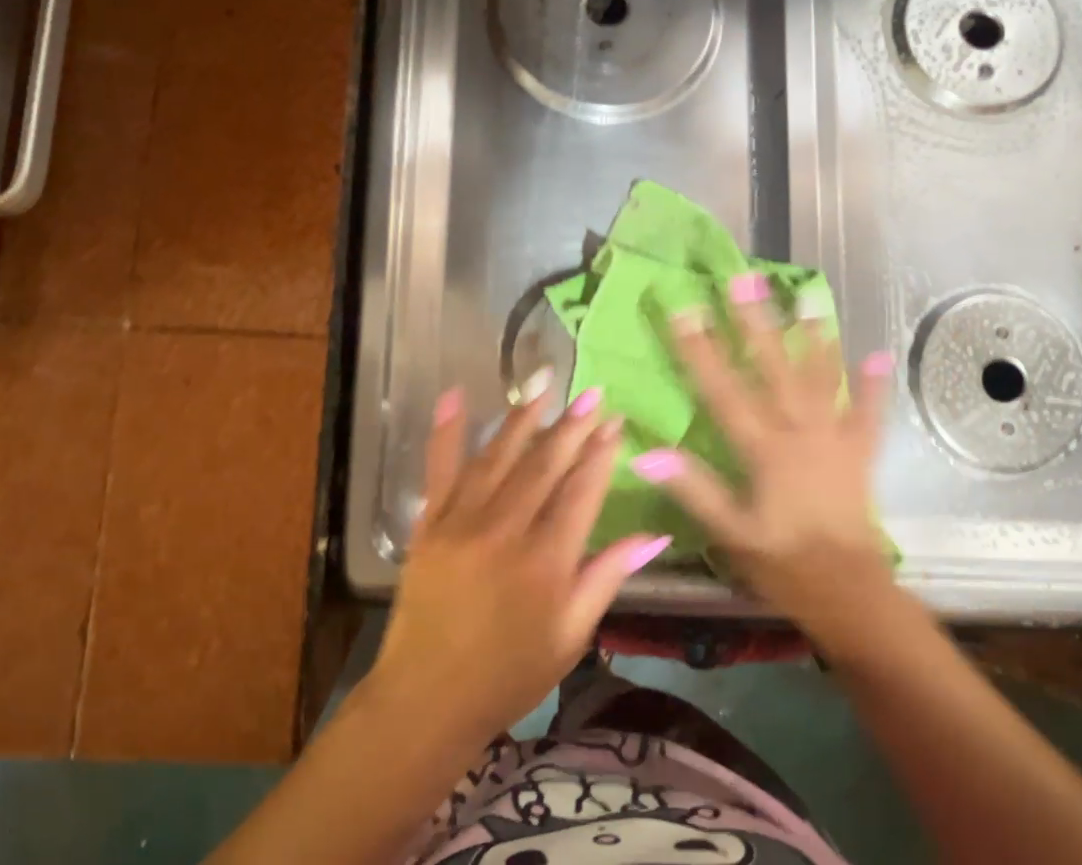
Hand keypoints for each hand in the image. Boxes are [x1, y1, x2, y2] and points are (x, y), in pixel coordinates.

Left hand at [366, 374, 671, 741]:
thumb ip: (606, 578)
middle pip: (543, 465)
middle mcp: (505, 531)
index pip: (581, 492)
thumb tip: (654, 535)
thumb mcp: (571, 637)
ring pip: (497, 457)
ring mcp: (461, 522)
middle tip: (591, 393)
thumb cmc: (509, 676)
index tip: (616, 422)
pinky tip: (454, 396)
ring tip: (543, 385)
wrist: (427, 696)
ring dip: (522, 418)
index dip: (601, 454)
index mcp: (547, 561)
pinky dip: (446, 431)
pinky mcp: (427, 525)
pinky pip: (439, 469)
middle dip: (571, 426)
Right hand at [629, 273, 897, 640]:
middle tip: (744, 281)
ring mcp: (834, 438)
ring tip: (807, 296)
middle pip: (774, 368)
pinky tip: (876, 354)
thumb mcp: (730, 531)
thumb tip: (646, 452)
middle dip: (755, 323)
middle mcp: (800, 431)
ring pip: (821, 377)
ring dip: (812, 335)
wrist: (850, 590)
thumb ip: (694, 488)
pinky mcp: (859, 452)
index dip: (701, 350)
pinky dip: (871, 384)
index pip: (724, 390)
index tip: (684, 311)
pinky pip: (868, 412)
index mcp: (764, 449)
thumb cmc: (783, 562)